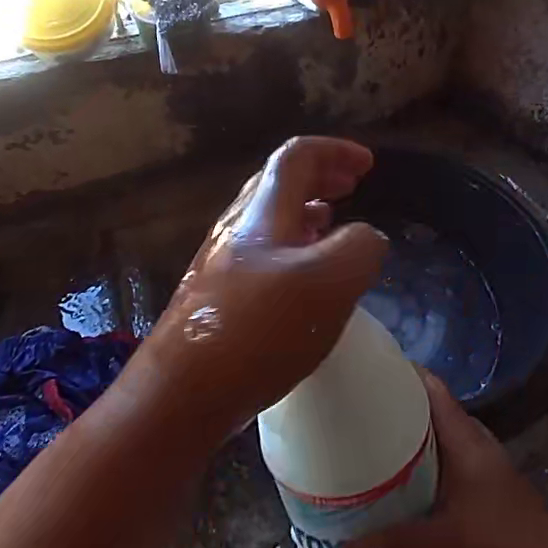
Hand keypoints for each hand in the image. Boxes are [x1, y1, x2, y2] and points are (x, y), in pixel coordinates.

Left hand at [144, 137, 387, 429]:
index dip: (336, 151)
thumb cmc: (260, 328)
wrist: (180, 395)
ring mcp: (221, 262)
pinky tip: (305, 280)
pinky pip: (263, 253)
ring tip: (333, 226)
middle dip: (321, 176)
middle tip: (352, 187)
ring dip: (307, 212)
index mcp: (264, 210)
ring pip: (270, 218)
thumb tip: (367, 238)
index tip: (367, 166)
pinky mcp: (217, 298)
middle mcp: (238, 227)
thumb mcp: (331, 282)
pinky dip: (294, 247)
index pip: (299, 155)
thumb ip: (360, 248)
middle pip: (280, 182)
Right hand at [339, 374, 547, 547]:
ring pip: (426, 465)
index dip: (397, 374)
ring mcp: (475, 487)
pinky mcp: (476, 519)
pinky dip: (407, 504)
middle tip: (340, 432)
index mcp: (468, 441)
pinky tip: (381, 522)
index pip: (430, 389)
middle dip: (384, 427)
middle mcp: (470, 455)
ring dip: (394, 471)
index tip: (358, 374)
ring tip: (350, 476)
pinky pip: (432, 499)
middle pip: (423, 426)